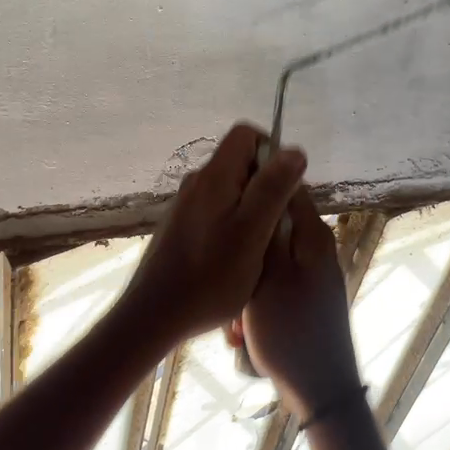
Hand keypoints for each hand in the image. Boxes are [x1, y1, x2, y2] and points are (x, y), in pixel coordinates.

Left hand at [116, 124, 307, 348]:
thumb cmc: (210, 276)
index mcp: (214, 176)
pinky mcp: (182, 227)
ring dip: (251, 210)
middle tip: (276, 224)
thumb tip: (294, 150)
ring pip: (230, 190)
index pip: (245, 135)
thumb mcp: (252, 232)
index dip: (271, 151)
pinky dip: (234, 225)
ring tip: (259, 247)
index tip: (285, 187)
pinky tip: (237, 259)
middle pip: (239, 163)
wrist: (156, 314)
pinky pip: (217, 211)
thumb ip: (272, 188)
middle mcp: (197, 183)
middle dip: (265, 186)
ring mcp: (186, 205)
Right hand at [228, 189, 362, 421]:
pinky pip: (273, 288)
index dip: (253, 190)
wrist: (320, 390)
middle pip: (270, 228)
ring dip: (244, 285)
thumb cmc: (290, 329)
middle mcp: (316, 248)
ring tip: (234, 319)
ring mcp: (312, 276)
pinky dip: (256, 304)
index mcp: (312, 234)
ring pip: (265, 263)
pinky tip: (242, 333)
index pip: (283, 187)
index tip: (224, 207)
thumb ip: (266, 227)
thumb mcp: (268, 273)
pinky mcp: (305, 300)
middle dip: (243, 250)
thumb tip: (270, 179)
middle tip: (225, 279)